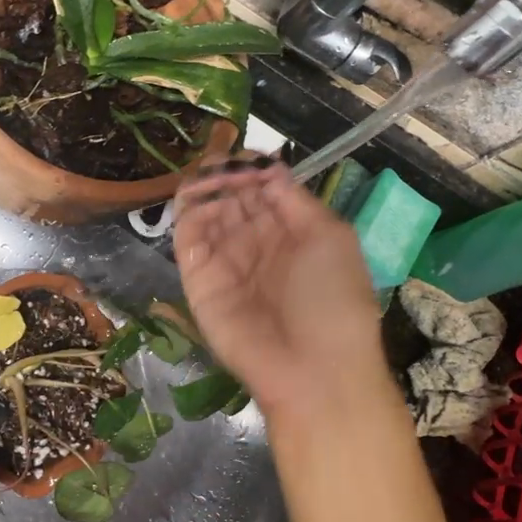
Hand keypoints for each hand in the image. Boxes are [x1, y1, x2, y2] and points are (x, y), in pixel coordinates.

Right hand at [173, 160, 387, 422]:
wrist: (313, 369)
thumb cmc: (334, 301)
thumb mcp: (330, 237)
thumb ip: (295, 199)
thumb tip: (270, 165)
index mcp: (290, 234)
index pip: (262, 190)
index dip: (252, 168)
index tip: (246, 152)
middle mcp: (254, 245)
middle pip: (230, 198)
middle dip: (225, 174)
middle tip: (219, 158)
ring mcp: (224, 262)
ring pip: (204, 214)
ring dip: (204, 189)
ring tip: (208, 176)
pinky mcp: (198, 281)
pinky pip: (187, 240)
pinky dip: (188, 215)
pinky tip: (198, 200)